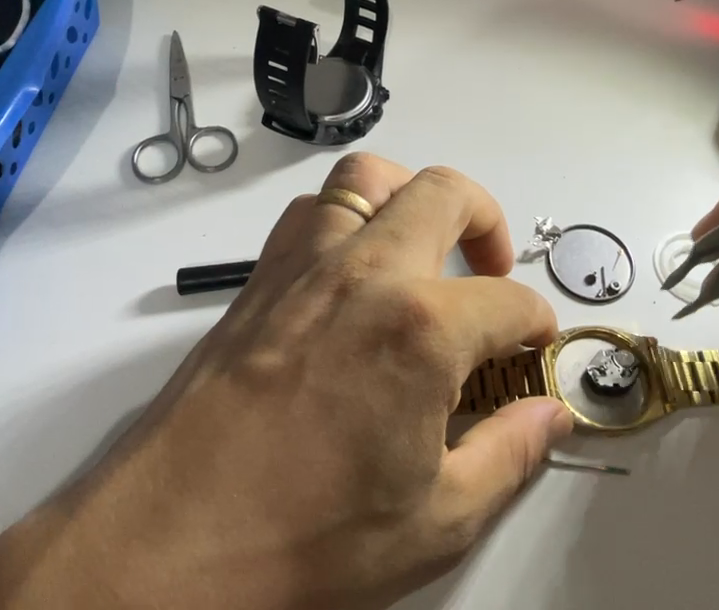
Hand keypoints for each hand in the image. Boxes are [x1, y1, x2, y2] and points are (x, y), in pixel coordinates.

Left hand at [0, 155, 570, 609]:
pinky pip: (310, 211)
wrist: (169, 542)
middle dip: (487, 222)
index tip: (533, 346)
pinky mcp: (259, 278)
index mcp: (421, 328)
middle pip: (446, 193)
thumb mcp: (435, 520)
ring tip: (421, 246)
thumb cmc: (303, 539)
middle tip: (491, 270)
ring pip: (366, 176)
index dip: (536, 323)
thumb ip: (508, 456)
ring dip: (408, 196)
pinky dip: (344, 215)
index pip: (510, 300)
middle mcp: (366, 271)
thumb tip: (548, 416)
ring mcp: (305, 263)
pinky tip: (352, 269)